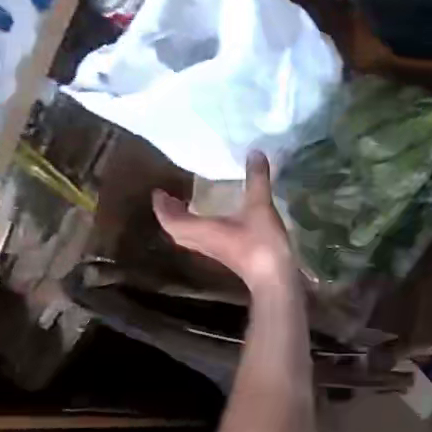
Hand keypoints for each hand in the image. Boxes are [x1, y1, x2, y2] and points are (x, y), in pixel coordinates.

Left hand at [152, 152, 298, 293]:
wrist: (273, 279)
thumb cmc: (260, 243)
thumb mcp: (259, 206)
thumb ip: (256, 179)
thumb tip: (254, 152)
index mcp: (201, 230)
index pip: (170, 220)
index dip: (161, 207)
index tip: (158, 192)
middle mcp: (202, 242)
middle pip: (175, 230)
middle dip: (169, 213)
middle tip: (169, 197)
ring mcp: (213, 251)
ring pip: (187, 236)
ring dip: (182, 222)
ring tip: (186, 205)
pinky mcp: (225, 256)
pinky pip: (201, 240)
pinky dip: (197, 228)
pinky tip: (210, 219)